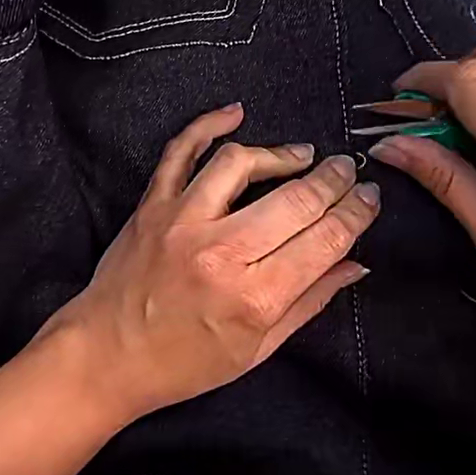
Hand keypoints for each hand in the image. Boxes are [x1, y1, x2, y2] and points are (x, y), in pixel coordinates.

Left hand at [41, 103, 377, 421]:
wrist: (106, 357)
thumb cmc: (185, 363)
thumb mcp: (257, 350)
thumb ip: (310, 301)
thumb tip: (356, 263)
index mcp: (253, 298)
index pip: (323, 240)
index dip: (356, 213)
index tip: (370, 197)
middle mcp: (220, 252)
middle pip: (294, 200)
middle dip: (333, 181)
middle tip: (348, 170)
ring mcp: (182, 220)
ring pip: (241, 164)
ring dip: (281, 154)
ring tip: (304, 156)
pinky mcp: (153, 204)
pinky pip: (181, 152)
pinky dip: (207, 125)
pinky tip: (235, 111)